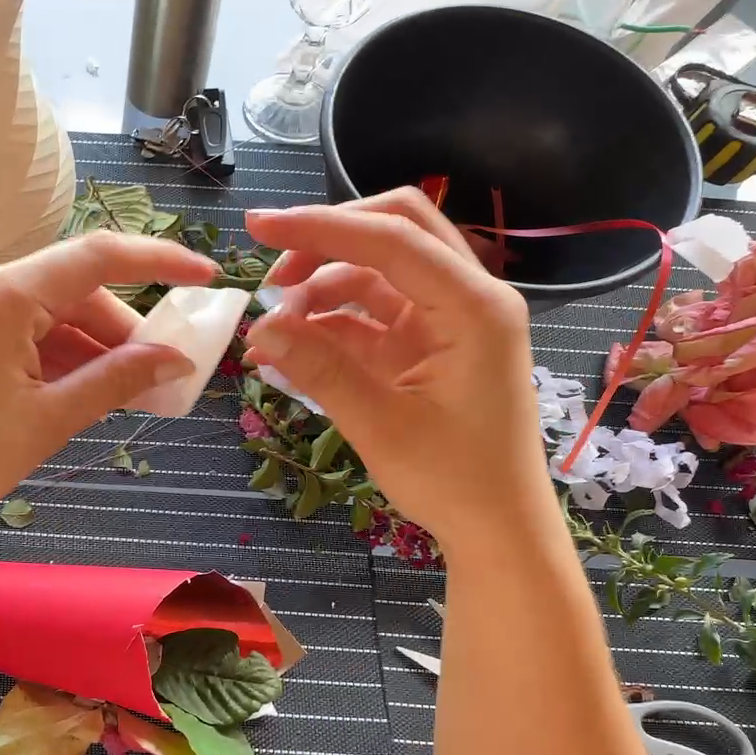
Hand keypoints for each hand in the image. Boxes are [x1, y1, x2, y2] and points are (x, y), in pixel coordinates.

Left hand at [0, 232, 217, 588]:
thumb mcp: (48, 422)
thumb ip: (117, 381)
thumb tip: (176, 360)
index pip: (97, 257)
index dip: (159, 262)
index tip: (206, 277)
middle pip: (70, 289)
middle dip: (119, 331)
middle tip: (157, 376)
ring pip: (44, 309)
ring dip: (86, 346)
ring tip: (122, 392)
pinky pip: (16, 324)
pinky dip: (50, 351)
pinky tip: (76, 386)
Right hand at [243, 188, 548, 552]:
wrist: (496, 526)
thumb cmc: (453, 480)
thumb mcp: (379, 425)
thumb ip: (320, 369)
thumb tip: (260, 329)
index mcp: (473, 307)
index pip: (391, 239)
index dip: (320, 227)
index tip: (259, 227)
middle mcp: (466, 298)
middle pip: (393, 233)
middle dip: (326, 243)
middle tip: (269, 273)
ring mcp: (446, 320)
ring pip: (377, 272)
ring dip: (322, 288)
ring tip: (273, 331)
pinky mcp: (427, 345)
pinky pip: (372, 315)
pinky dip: (330, 324)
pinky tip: (290, 347)